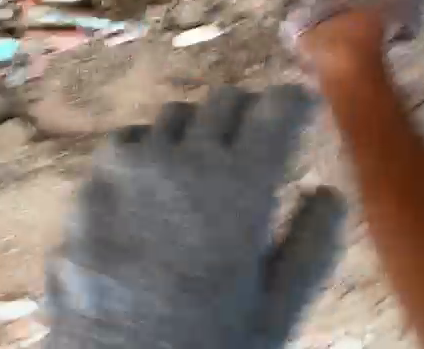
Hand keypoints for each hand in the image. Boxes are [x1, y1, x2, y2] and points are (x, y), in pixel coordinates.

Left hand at [45, 86, 345, 348]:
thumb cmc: (205, 345)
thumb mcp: (276, 312)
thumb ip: (311, 246)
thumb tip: (330, 193)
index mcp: (241, 186)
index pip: (275, 107)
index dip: (293, 101)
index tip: (301, 108)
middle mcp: (188, 158)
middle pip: (226, 99)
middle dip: (247, 113)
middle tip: (253, 143)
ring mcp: (135, 164)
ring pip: (177, 113)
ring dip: (198, 131)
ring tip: (201, 166)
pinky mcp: (94, 179)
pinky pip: (130, 138)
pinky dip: (150, 149)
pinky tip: (151, 185)